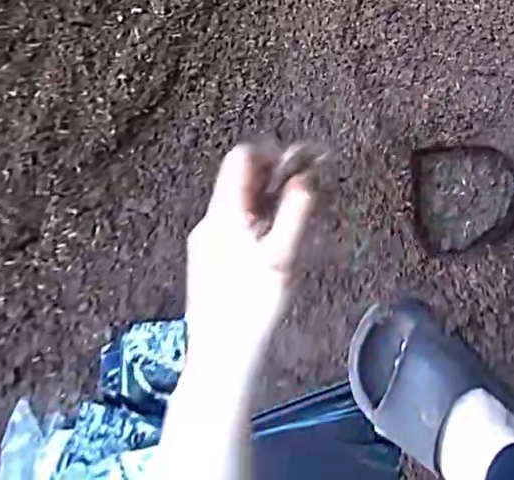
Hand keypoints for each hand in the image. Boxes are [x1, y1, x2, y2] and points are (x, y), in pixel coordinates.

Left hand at [183, 144, 314, 375]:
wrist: (221, 359)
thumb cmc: (252, 307)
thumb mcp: (283, 256)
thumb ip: (296, 210)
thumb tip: (306, 177)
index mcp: (224, 215)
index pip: (241, 158)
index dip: (270, 153)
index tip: (296, 164)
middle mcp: (210, 222)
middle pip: (240, 178)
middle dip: (274, 178)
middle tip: (301, 191)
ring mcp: (207, 242)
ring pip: (239, 201)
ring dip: (268, 199)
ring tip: (292, 218)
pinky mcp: (209, 260)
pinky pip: (235, 222)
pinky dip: (258, 219)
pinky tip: (274, 243)